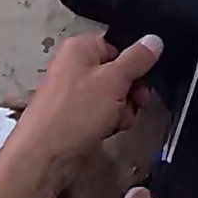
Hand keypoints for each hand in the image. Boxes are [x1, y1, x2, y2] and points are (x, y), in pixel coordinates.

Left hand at [0, 33, 161, 181]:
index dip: (135, 62)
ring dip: (123, 107)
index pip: (120, 45)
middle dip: (132, 89)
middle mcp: (74, 65)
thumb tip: (155, 39)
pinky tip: (109, 129)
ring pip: (112, 93)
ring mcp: (71, 91)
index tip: (146, 77)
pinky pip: (100, 110)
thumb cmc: (78, 112)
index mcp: (80, 48)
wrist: (42, 158)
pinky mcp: (72, 114)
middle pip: (118, 70)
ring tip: (119, 120)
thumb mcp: (115, 80)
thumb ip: (138, 58)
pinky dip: (109, 119)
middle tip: (139, 102)